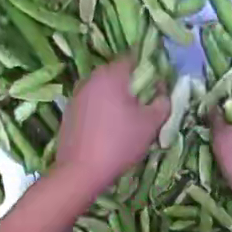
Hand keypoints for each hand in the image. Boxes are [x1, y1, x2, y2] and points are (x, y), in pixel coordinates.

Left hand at [52, 59, 169, 195]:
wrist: (79, 172)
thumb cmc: (118, 143)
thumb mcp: (150, 124)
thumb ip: (162, 104)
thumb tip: (164, 95)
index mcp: (110, 75)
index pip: (132, 59)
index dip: (147, 70)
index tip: (155, 86)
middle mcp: (89, 80)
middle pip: (115, 76)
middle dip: (130, 87)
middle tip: (143, 106)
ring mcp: (75, 98)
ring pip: (101, 92)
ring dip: (114, 101)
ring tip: (125, 122)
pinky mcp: (68, 116)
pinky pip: (90, 107)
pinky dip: (100, 114)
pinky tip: (107, 133)